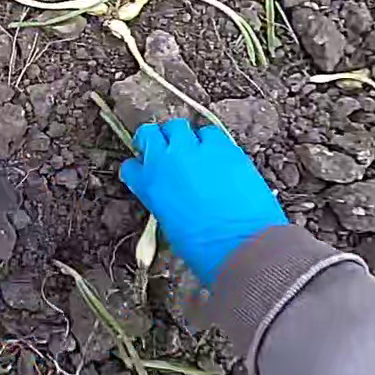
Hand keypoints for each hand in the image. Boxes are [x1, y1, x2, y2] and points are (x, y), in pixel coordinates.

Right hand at [119, 118, 286, 285]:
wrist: (242, 244)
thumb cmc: (206, 249)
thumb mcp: (172, 227)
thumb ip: (165, 202)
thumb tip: (172, 195)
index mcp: (150, 186)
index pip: (131, 167)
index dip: (138, 166)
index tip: (144, 168)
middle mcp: (167, 161)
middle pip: (152, 133)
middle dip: (158, 139)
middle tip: (167, 149)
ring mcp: (195, 149)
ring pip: (180, 126)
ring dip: (184, 137)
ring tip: (194, 150)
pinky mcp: (223, 146)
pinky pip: (210, 133)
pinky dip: (210, 141)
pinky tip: (217, 155)